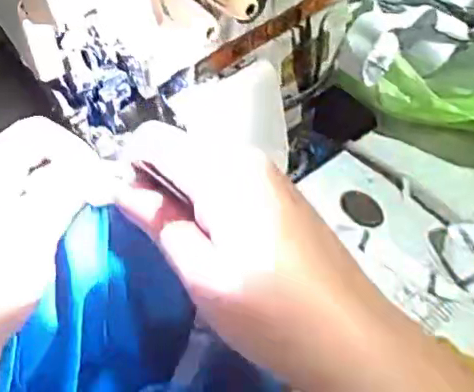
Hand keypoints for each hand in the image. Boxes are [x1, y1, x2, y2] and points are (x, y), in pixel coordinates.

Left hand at [0, 116, 121, 389]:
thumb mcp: (38, 230)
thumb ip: (70, 188)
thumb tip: (99, 171)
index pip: (44, 131)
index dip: (77, 150)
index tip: (101, 177)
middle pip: (37, 148)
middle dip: (71, 166)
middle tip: (96, 190)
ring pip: (31, 173)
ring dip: (60, 186)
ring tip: (83, 209)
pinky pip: (22, 196)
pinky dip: (45, 204)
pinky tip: (58, 228)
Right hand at [115, 122, 473, 391]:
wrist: (352, 335)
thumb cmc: (270, 311)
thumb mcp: (204, 277)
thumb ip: (161, 224)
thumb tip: (122, 189)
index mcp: (221, 167)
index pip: (154, 137)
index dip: (127, 164)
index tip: (121, 204)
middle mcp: (244, 154)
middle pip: (180, 146)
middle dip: (155, 178)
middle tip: (151, 232)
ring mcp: (267, 170)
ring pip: (204, 161)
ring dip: (182, 190)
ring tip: (184, 243)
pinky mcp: (281, 189)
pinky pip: (230, 175)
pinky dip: (210, 196)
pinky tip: (220, 241)